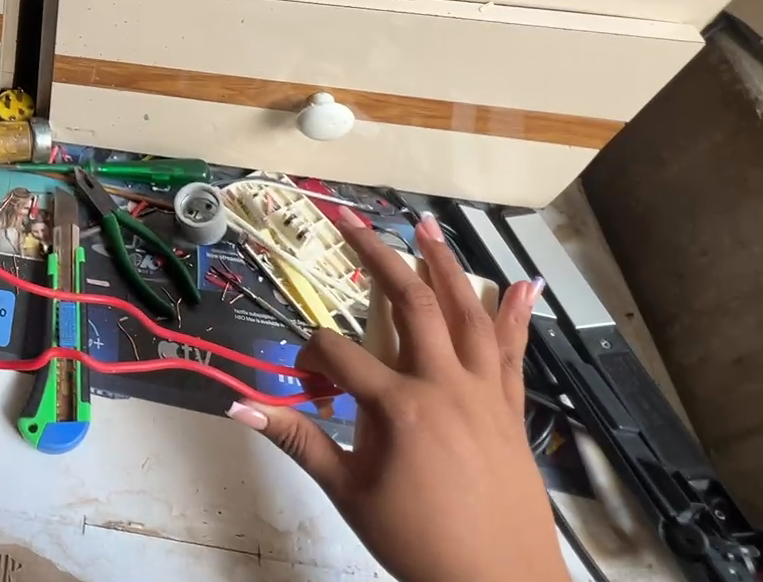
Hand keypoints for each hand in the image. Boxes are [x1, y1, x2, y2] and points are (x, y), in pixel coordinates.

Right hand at [229, 210, 566, 581]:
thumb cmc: (417, 543)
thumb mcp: (347, 493)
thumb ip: (296, 439)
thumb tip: (238, 404)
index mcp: (399, 408)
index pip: (337, 352)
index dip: (310, 359)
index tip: (304, 385)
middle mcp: (444, 386)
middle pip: (408, 303)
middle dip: (377, 256)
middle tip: (352, 220)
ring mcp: (483, 394)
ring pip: (465, 314)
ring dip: (444, 264)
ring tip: (427, 224)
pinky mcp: (509, 409)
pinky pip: (511, 352)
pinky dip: (516, 315)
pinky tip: (524, 284)